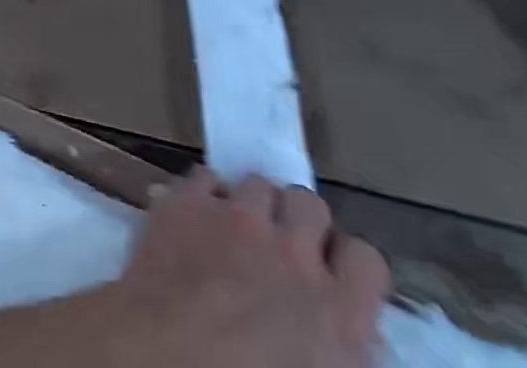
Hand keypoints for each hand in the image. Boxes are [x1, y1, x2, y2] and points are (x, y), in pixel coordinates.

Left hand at [97, 168, 391, 367]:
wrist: (159, 366)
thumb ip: (335, 345)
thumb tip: (338, 327)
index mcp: (337, 317)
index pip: (366, 261)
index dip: (345, 262)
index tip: (327, 271)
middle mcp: (293, 256)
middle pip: (309, 204)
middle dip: (295, 219)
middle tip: (276, 243)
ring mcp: (237, 221)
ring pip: (257, 183)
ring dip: (249, 203)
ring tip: (231, 228)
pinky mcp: (186, 205)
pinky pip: (205, 177)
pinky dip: (202, 194)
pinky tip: (193, 217)